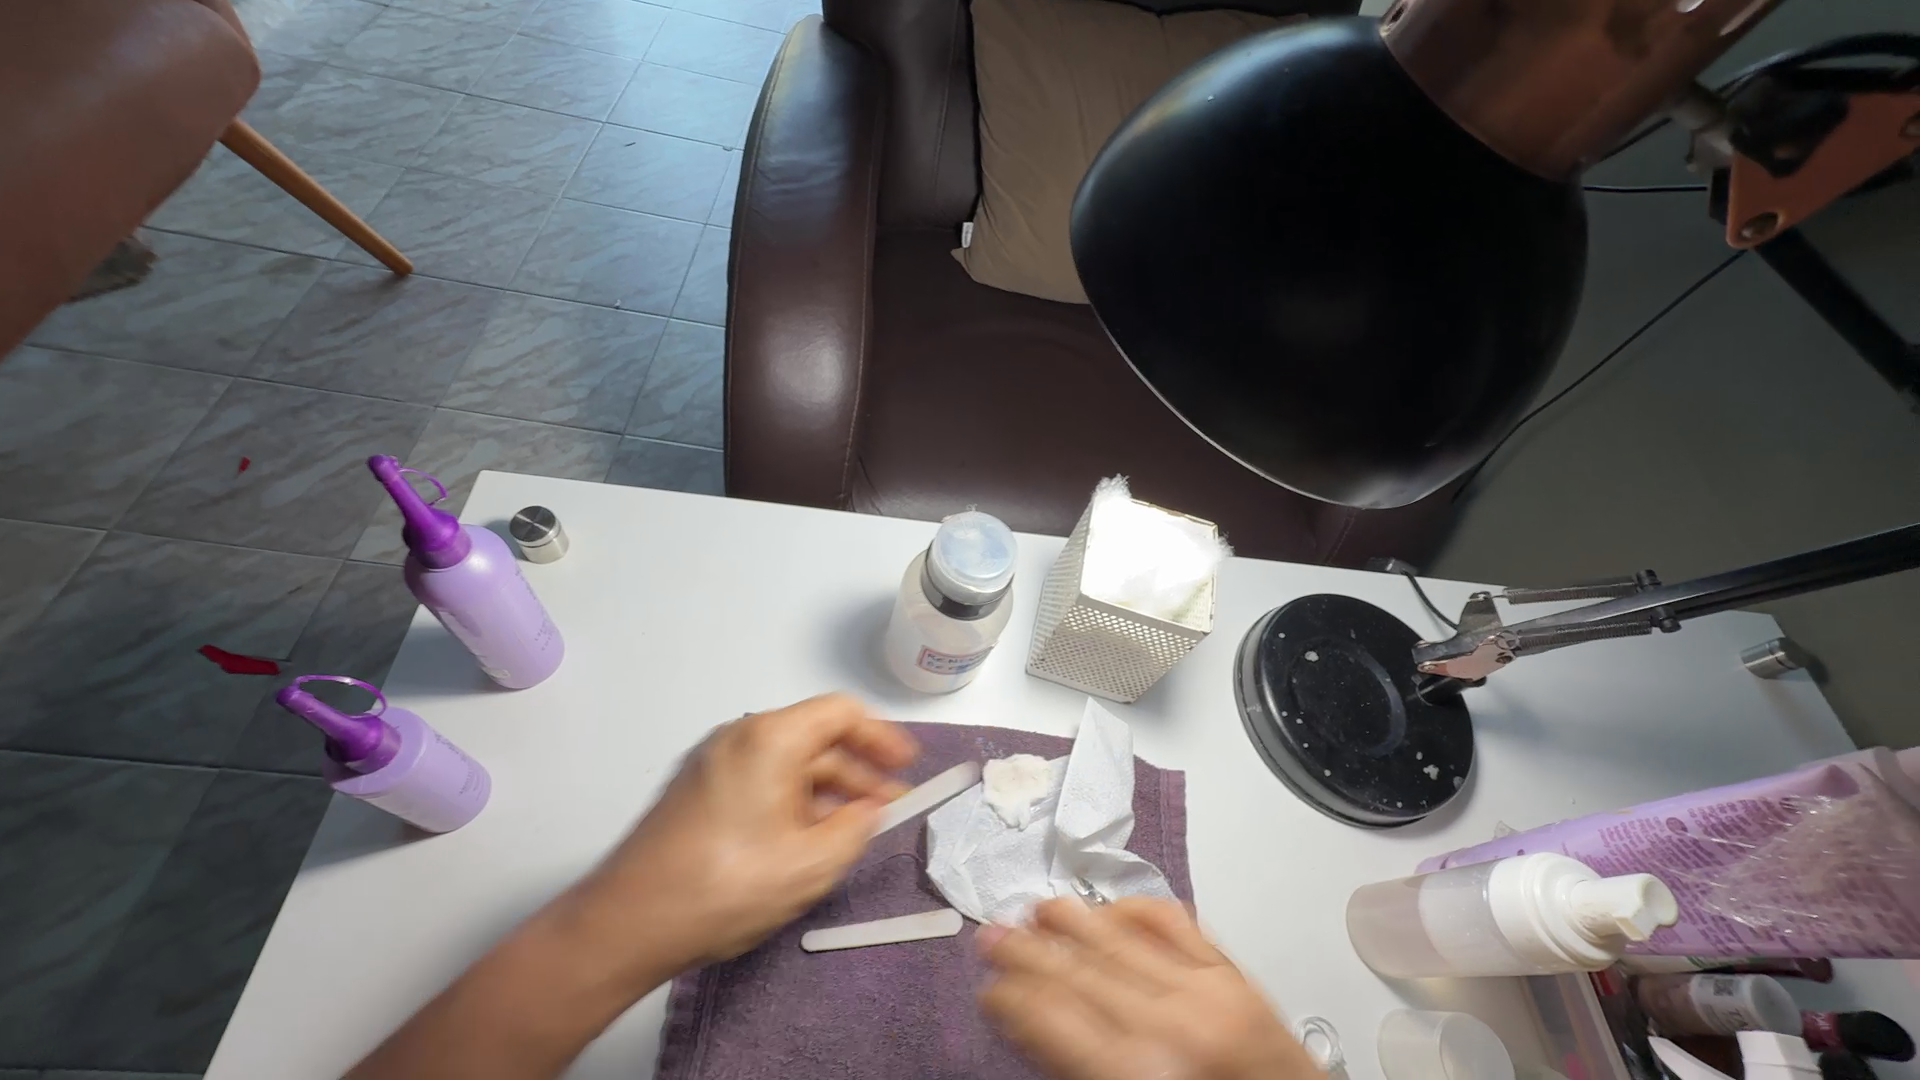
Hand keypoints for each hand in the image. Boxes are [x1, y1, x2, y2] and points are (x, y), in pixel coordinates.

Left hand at [347, 694, 916, 1079]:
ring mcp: (713, 760)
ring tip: (855, 826)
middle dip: (858, 770)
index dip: (881, 736)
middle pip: (815, 736)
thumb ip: (856, 828)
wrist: (626, 924)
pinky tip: (808, 834)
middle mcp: (740, 734)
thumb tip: (870, 809)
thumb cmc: (728, 885)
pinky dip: (795, 797)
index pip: (840, 712)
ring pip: (788, 760)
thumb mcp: (810, 863)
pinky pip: (761, 777)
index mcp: (770, 737)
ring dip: (827, 788)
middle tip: (891, 806)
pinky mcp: (698, 787)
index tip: (907, 767)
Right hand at [979, 897, 1321, 1079]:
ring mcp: (1205, 991)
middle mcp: (1169, 1026)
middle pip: (1076, 970)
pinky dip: (1133, 908)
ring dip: (1069, 918)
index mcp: (1138, 1075)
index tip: (987, 985)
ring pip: (1116, 936)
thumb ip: (1081, 1063)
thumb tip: (1032, 1021)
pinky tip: (1108, 906)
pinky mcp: (1234, 973)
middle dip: (1024, 950)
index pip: (1052, 1018)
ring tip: (1035, 907)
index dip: (1011, 995)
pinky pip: (1172, 922)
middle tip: (989, 934)